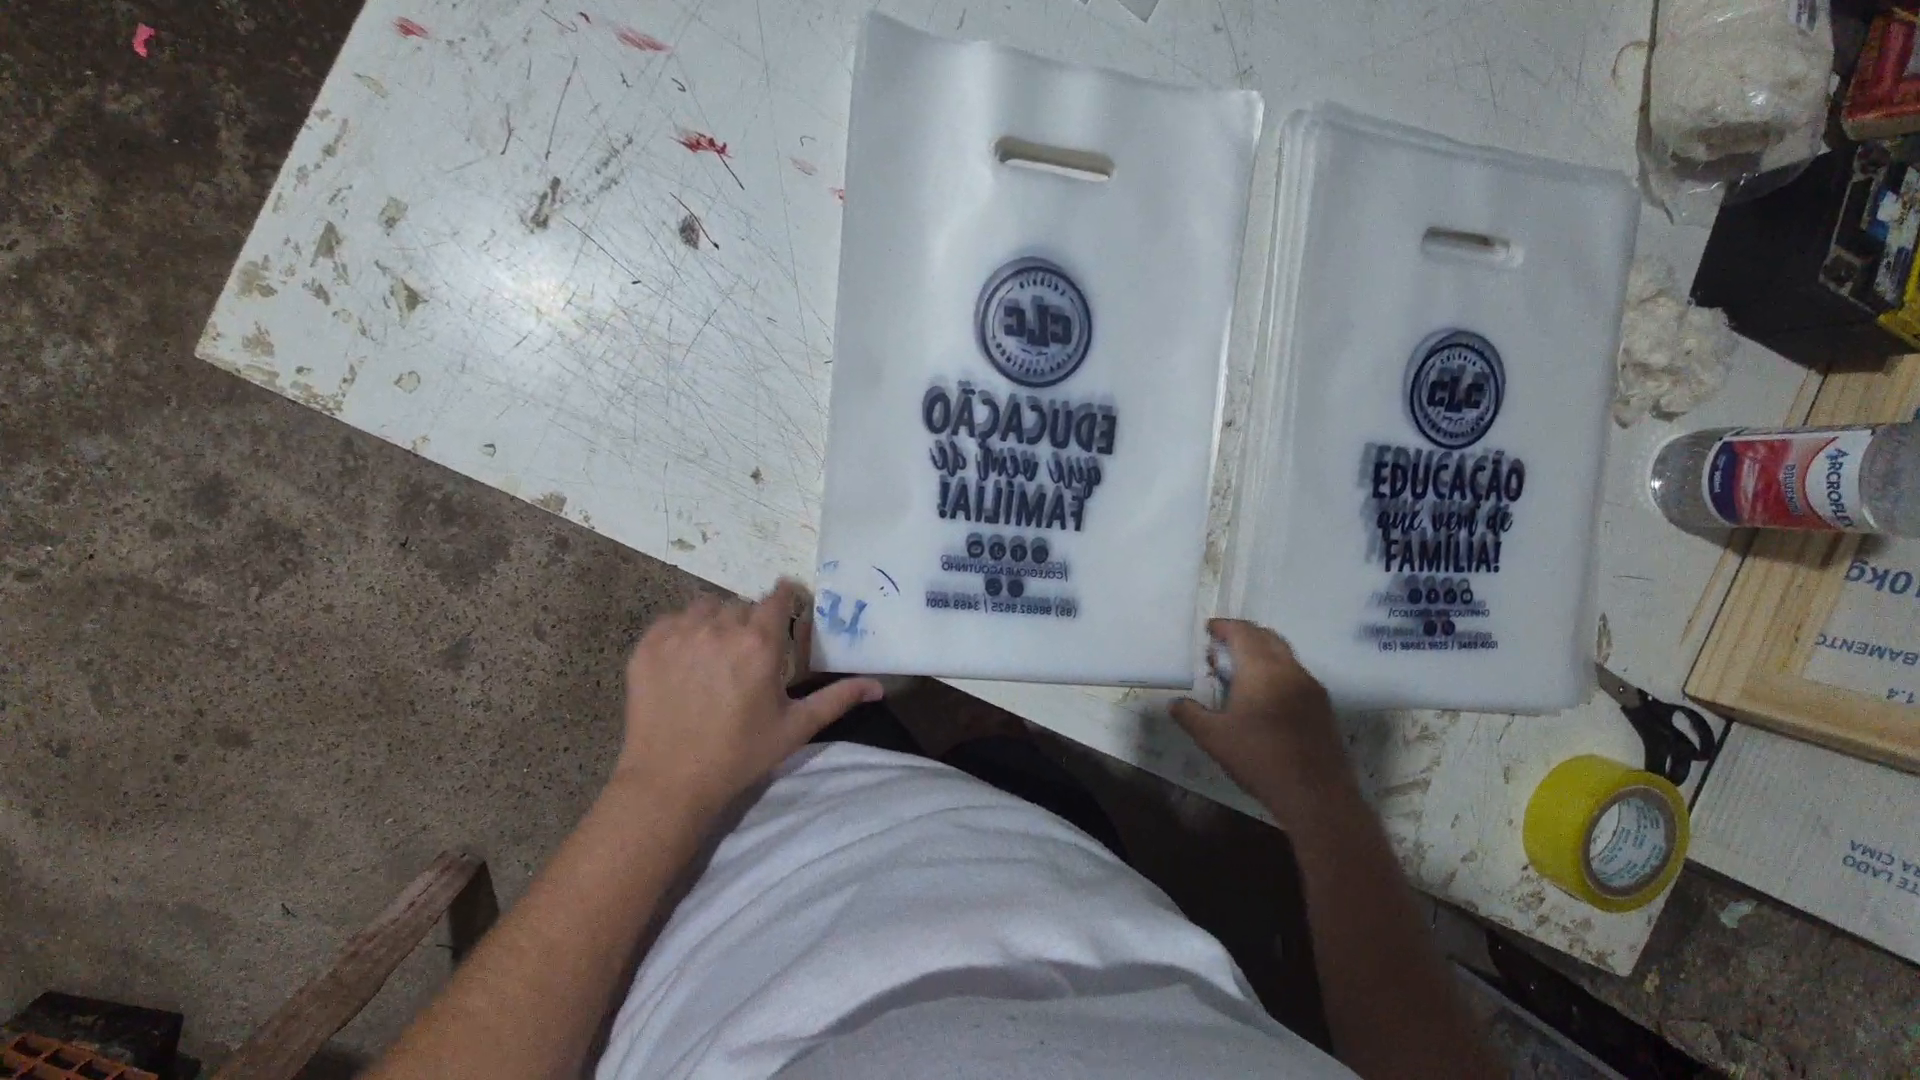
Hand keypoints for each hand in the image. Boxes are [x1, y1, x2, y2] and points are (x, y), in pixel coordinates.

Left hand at [614, 580, 883, 818]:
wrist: (670, 781)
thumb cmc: (740, 755)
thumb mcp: (795, 728)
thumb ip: (837, 699)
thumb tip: (877, 686)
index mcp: (760, 643)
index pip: (778, 596)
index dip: (785, 598)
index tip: (787, 609)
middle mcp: (720, 628)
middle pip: (742, 604)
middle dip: (750, 621)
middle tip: (750, 653)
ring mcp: (679, 634)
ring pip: (706, 607)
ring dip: (716, 621)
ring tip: (717, 653)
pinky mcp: (648, 645)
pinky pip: (672, 620)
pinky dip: (682, 631)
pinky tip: (686, 661)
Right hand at [1170, 620, 1354, 822]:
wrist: (1315, 794)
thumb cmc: (1259, 759)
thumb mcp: (1213, 738)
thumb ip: (1190, 715)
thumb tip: (1176, 703)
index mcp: (1261, 669)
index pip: (1243, 633)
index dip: (1224, 627)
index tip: (1208, 630)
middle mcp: (1290, 670)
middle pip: (1267, 637)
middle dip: (1244, 636)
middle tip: (1222, 649)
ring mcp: (1311, 687)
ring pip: (1285, 656)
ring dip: (1262, 654)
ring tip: (1241, 674)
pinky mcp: (1323, 706)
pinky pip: (1296, 675)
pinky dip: (1277, 672)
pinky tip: (1265, 698)